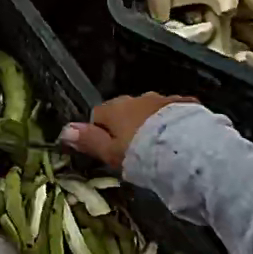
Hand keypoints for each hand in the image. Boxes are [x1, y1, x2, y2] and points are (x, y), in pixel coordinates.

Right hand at [59, 93, 195, 169]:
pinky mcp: (187, 105)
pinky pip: (174, 112)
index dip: (101, 133)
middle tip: (135, 154)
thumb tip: (64, 129)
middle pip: (125, 111)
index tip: (109, 152)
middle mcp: (138, 98)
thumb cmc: (142, 155)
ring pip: (150, 111)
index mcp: (116, 108)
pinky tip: (180, 140)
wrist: (188, 150)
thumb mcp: (110, 153)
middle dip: (128, 127)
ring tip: (159, 149)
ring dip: (151, 124)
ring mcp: (164, 99)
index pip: (98, 115)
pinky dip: (172, 123)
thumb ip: (88, 141)